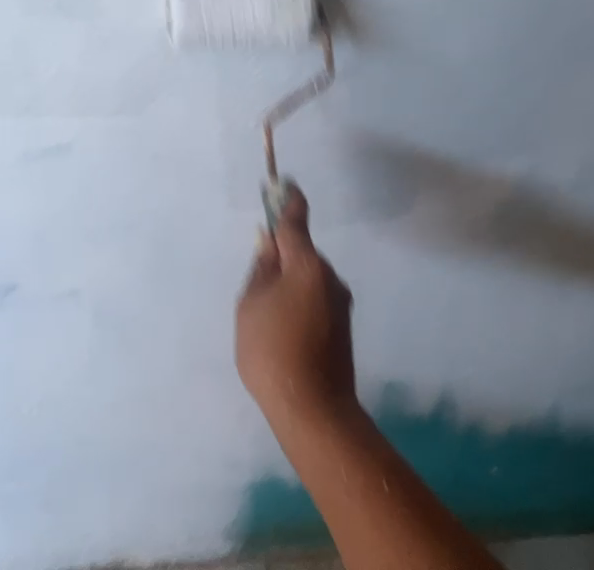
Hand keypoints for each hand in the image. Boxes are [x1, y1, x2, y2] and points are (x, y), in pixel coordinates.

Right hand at [235, 184, 355, 422]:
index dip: (288, 201)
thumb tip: (269, 243)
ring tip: (264, 319)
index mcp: (306, 265)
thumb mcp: (250, 304)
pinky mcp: (342, 325)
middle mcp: (329, 277)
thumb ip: (261, 269)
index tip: (284, 185)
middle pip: (301, 253)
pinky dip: (298, 304)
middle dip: (281, 257)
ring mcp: (339, 302)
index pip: (296, 222)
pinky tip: (282, 332)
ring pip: (307, 279)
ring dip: (289, 285)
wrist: (313, 408)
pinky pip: (315, 299)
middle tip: (254, 284)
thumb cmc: (271, 350)